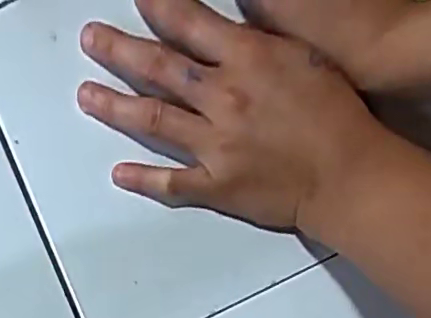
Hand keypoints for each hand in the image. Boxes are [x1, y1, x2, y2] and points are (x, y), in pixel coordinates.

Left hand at [77, 0, 393, 231]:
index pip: (188, 22)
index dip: (157, 5)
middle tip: (90, 39)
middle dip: (120, 50)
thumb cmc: (336, 114)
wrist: (344, 174)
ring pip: (155, 120)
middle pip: (159, 68)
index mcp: (246, 58)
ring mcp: (215, 145)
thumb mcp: (304, 54)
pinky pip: (171, 184)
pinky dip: (143, 179)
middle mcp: (222, 98)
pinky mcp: (217, 186)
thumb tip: (234, 15)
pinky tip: (118, 173)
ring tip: (86, 95)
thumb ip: (262, 35)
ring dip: (116, 106)